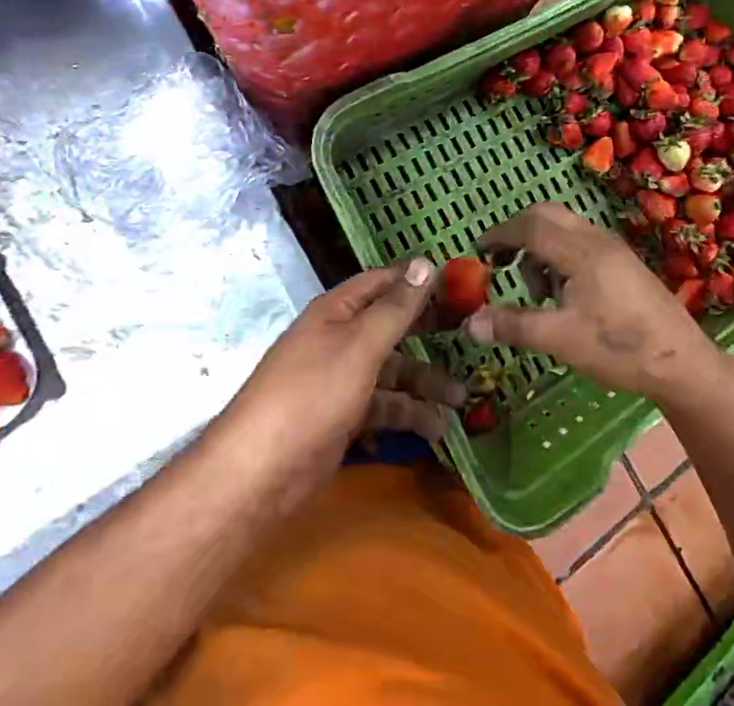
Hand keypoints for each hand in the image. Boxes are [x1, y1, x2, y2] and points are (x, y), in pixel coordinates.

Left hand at [225, 260, 463, 482]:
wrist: (263, 469)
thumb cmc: (313, 393)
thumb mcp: (360, 344)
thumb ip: (396, 307)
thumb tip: (426, 263)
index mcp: (337, 311)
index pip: (383, 282)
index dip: (419, 281)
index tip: (462, 286)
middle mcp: (339, 339)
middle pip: (392, 327)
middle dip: (429, 333)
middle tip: (471, 337)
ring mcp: (341, 379)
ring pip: (393, 372)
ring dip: (425, 383)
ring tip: (460, 400)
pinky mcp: (344, 416)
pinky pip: (384, 407)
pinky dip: (409, 415)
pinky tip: (436, 429)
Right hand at [468, 203, 722, 402]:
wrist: (682, 363)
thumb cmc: (619, 348)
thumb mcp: (560, 339)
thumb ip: (513, 326)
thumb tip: (469, 323)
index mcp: (580, 251)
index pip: (530, 226)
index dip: (499, 235)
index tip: (477, 251)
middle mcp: (597, 240)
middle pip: (547, 215)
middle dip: (517, 233)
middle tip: (500, 262)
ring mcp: (614, 249)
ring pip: (565, 229)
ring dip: (539, 246)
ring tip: (536, 291)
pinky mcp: (623, 263)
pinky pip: (581, 242)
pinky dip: (559, 255)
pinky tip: (563, 294)